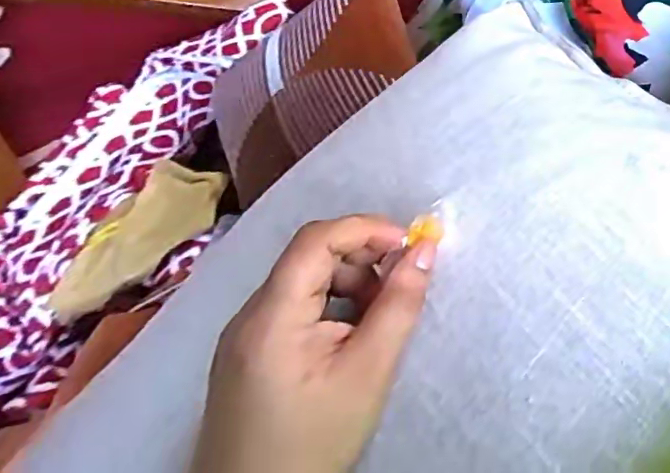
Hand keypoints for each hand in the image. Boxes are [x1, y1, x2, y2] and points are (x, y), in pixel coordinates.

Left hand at [192, 215, 438, 472]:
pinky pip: (297, 303)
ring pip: (307, 276)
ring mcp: (244, 336)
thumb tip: (426, 247)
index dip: (367, 228)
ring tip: (382, 314)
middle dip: (365, 256)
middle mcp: (248, 317)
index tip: (409, 246)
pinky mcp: (248, 353)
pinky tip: (355, 332)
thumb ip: (400, 303)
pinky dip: (334, 301)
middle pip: (312, 254)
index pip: (317, 239)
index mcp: (270, 318)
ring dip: (353, 279)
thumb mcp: (369, 370)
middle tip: (402, 282)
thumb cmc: (313, 441)